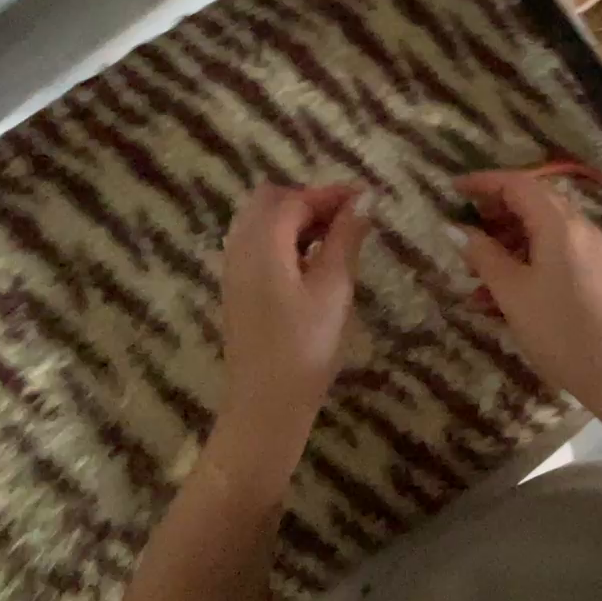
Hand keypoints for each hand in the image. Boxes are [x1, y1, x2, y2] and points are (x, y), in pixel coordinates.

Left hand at [220, 182, 370, 432]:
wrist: (265, 406)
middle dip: (309, 200)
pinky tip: (312, 260)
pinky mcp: (237, 288)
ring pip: (261, 221)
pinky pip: (257, 244)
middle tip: (348, 217)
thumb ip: (346, 238)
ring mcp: (234, 269)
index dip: (332, 194)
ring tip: (334, 237)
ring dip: (296, 219)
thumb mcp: (334, 288)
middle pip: (270, 201)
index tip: (367, 197)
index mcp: (262, 243)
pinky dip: (284, 238)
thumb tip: (364, 199)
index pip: (296, 199)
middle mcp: (240, 248)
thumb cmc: (305, 346)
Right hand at [452, 170, 601, 408]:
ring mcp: (588, 251)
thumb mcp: (513, 293)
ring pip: (539, 231)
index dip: (483, 182)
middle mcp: (577, 227)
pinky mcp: (593, 274)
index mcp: (559, 223)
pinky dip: (524, 263)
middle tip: (463, 229)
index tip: (453, 189)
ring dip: (505, 243)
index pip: (517, 183)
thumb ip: (484, 256)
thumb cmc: (562, 330)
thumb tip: (457, 230)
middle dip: (493, 212)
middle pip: (531, 202)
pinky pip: (552, 254)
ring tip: (474, 270)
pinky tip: (498, 296)